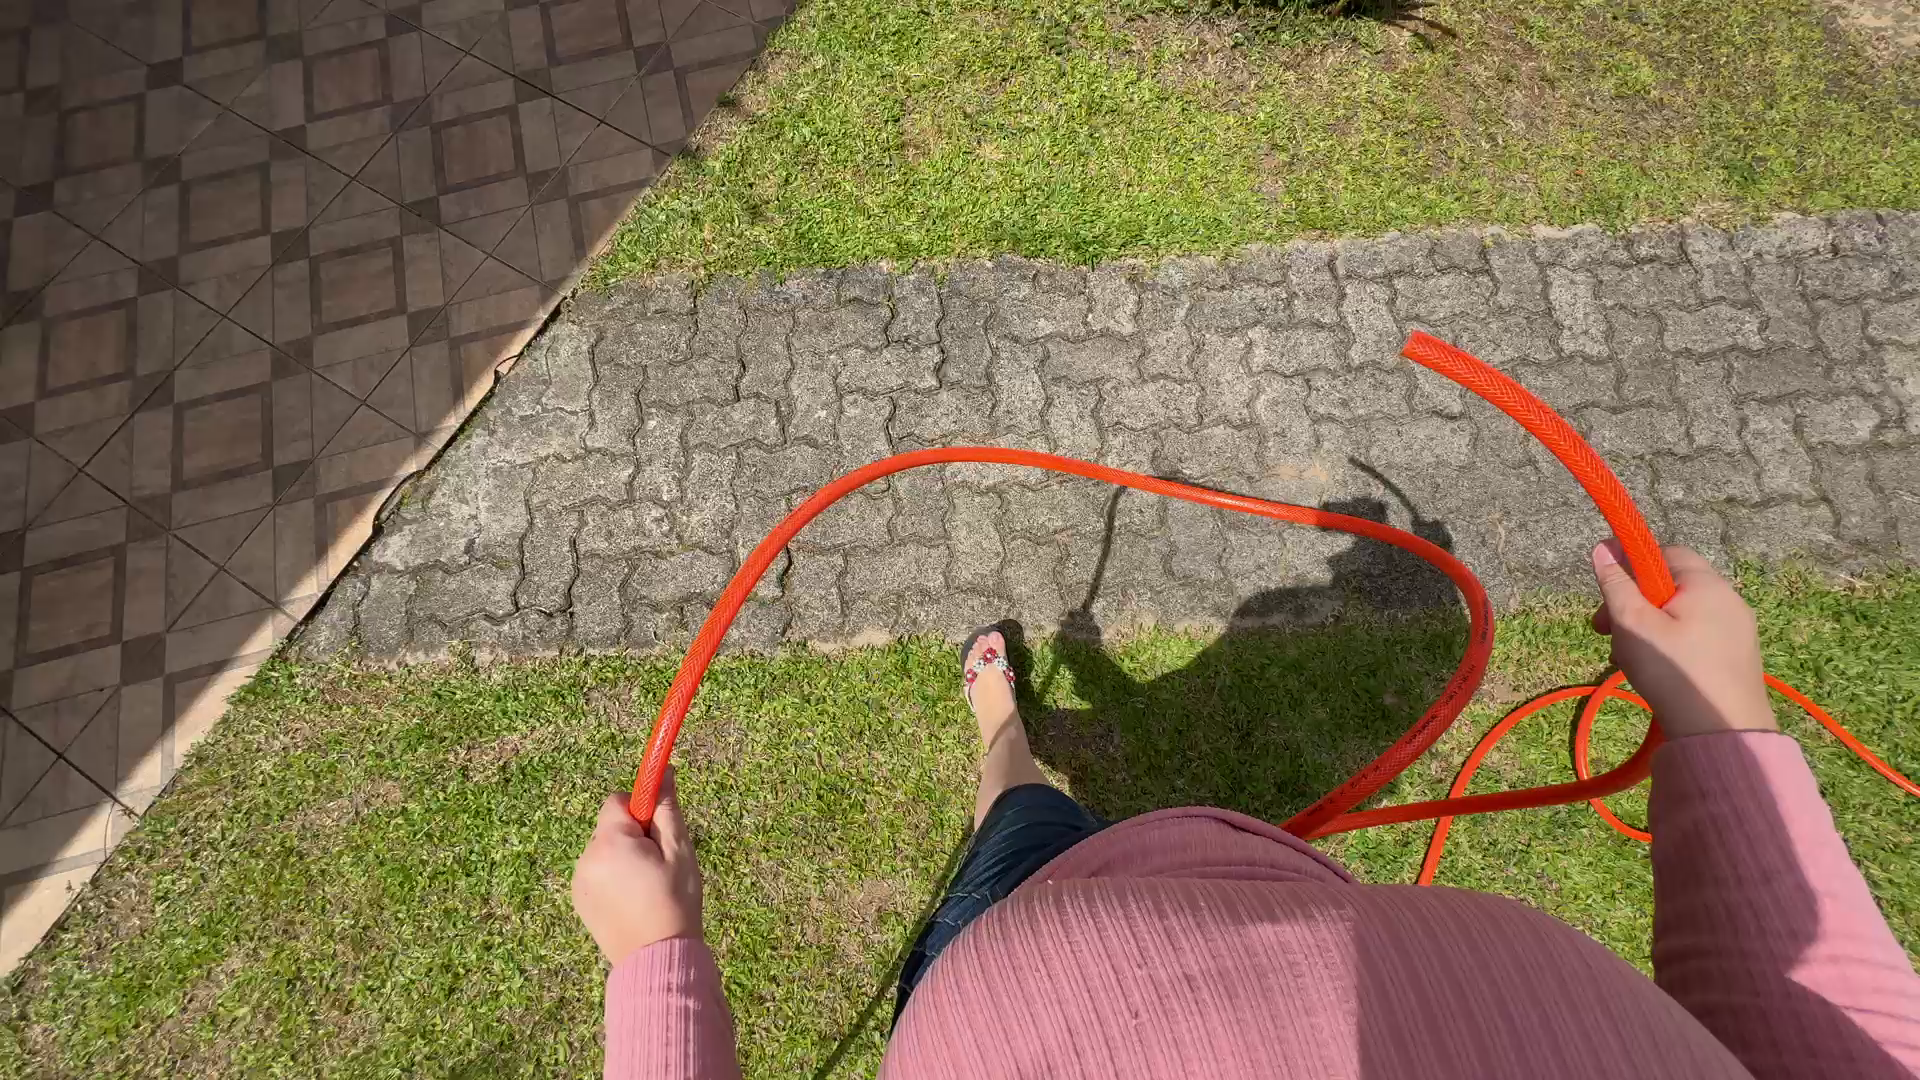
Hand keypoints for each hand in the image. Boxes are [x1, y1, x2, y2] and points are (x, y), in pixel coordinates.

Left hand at [571, 770, 703, 965]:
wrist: (656, 959)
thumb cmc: (674, 900)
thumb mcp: (679, 849)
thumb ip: (667, 808)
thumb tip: (664, 772)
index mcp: (610, 843)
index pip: (617, 801)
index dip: (641, 807)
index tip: (659, 828)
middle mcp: (586, 859)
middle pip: (611, 825)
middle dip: (634, 833)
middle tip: (660, 859)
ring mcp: (579, 882)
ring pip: (605, 849)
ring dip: (625, 854)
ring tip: (649, 882)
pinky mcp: (580, 901)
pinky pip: (598, 870)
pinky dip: (615, 874)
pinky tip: (634, 897)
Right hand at [1590, 540, 1777, 739]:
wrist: (1720, 727)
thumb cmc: (1672, 667)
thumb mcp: (1631, 622)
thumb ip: (1616, 584)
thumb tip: (1602, 548)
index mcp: (1707, 587)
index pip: (1669, 553)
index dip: (1634, 561)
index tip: (1606, 583)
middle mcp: (1729, 601)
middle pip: (1670, 583)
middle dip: (1631, 598)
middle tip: (1605, 627)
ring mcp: (1736, 628)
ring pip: (1677, 609)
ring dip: (1644, 621)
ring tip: (1625, 650)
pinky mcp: (1734, 651)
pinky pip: (1692, 630)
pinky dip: (1665, 637)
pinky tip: (1650, 661)